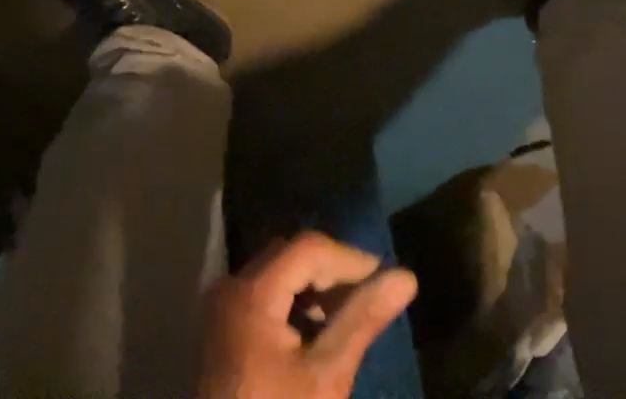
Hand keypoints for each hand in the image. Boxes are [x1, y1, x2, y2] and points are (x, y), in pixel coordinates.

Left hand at [198, 232, 417, 398]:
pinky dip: (292, 300)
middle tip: (367, 298)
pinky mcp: (220, 328)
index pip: (309, 249)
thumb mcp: (326, 375)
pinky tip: (313, 330)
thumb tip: (406, 277)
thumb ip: (362, 320)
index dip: (350, 259)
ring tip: (345, 316)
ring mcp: (220, 308)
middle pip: (290, 254)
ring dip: (314, 285)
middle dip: (333, 271)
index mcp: (251, 294)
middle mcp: (229, 288)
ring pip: (277, 271)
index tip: (384, 281)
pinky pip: (262, 292)